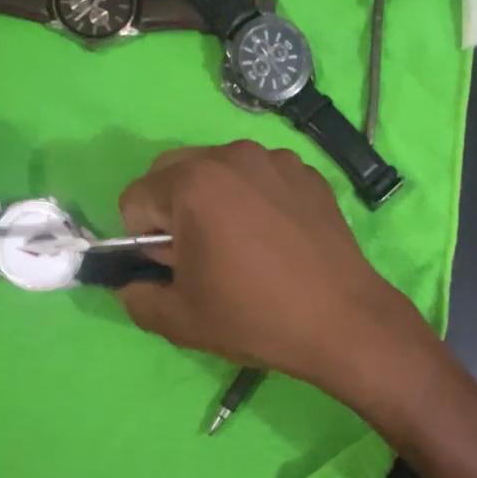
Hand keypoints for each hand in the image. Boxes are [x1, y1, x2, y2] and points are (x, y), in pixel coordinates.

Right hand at [114, 142, 439, 406]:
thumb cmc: (255, 316)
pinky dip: (254, 200)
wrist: (343, 321)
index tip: (174, 268)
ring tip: (242, 249)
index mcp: (193, 183)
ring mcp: (275, 160)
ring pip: (218, 172)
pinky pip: (260, 178)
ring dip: (213, 201)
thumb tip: (132, 284)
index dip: (143, 239)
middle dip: (172, 211)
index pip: (135, 199)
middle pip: (173, 173)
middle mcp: (232, 156)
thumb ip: (136, 297)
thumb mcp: (179, 320)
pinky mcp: (308, 174)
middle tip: (202, 257)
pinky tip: (277, 241)